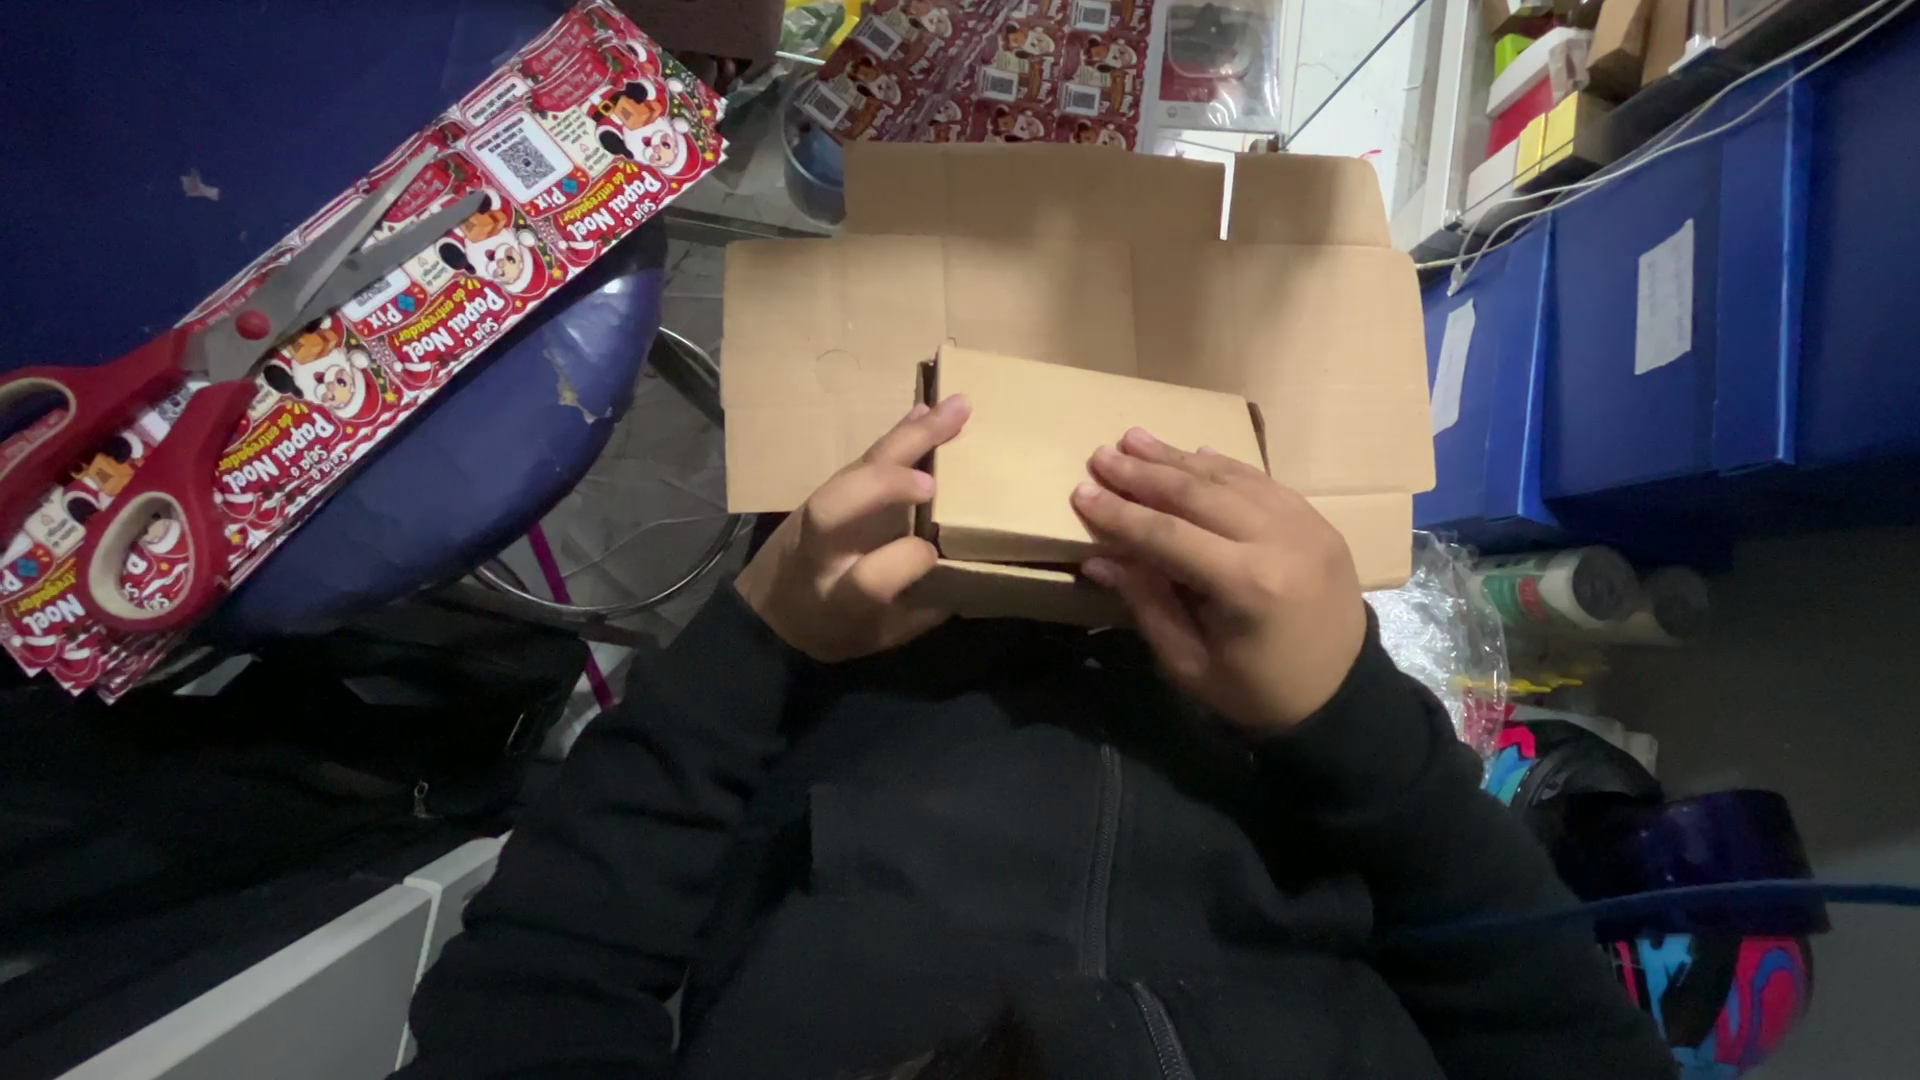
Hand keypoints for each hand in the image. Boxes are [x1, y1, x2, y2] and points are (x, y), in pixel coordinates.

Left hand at [734, 395, 970, 662]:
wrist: (766, 613)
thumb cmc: (830, 632)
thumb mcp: (879, 638)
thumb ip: (922, 609)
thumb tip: (967, 570)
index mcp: (835, 598)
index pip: (870, 575)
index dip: (909, 560)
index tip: (935, 554)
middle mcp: (818, 549)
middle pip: (841, 503)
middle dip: (890, 483)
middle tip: (939, 478)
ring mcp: (814, 511)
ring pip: (855, 467)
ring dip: (907, 437)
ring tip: (955, 408)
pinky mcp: (820, 488)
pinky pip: (862, 457)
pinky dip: (898, 435)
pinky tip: (927, 413)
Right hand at [1070, 428, 1367, 734]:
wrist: (1341, 699)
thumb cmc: (1256, 692)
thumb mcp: (1189, 662)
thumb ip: (1146, 603)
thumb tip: (1099, 559)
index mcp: (1247, 586)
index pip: (1167, 535)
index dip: (1119, 513)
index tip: (1080, 491)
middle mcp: (1280, 542)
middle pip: (1198, 494)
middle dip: (1143, 473)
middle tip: (1101, 455)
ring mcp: (1306, 526)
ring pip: (1230, 479)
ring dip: (1178, 458)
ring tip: (1135, 439)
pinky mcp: (1319, 524)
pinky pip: (1263, 483)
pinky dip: (1224, 466)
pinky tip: (1194, 453)